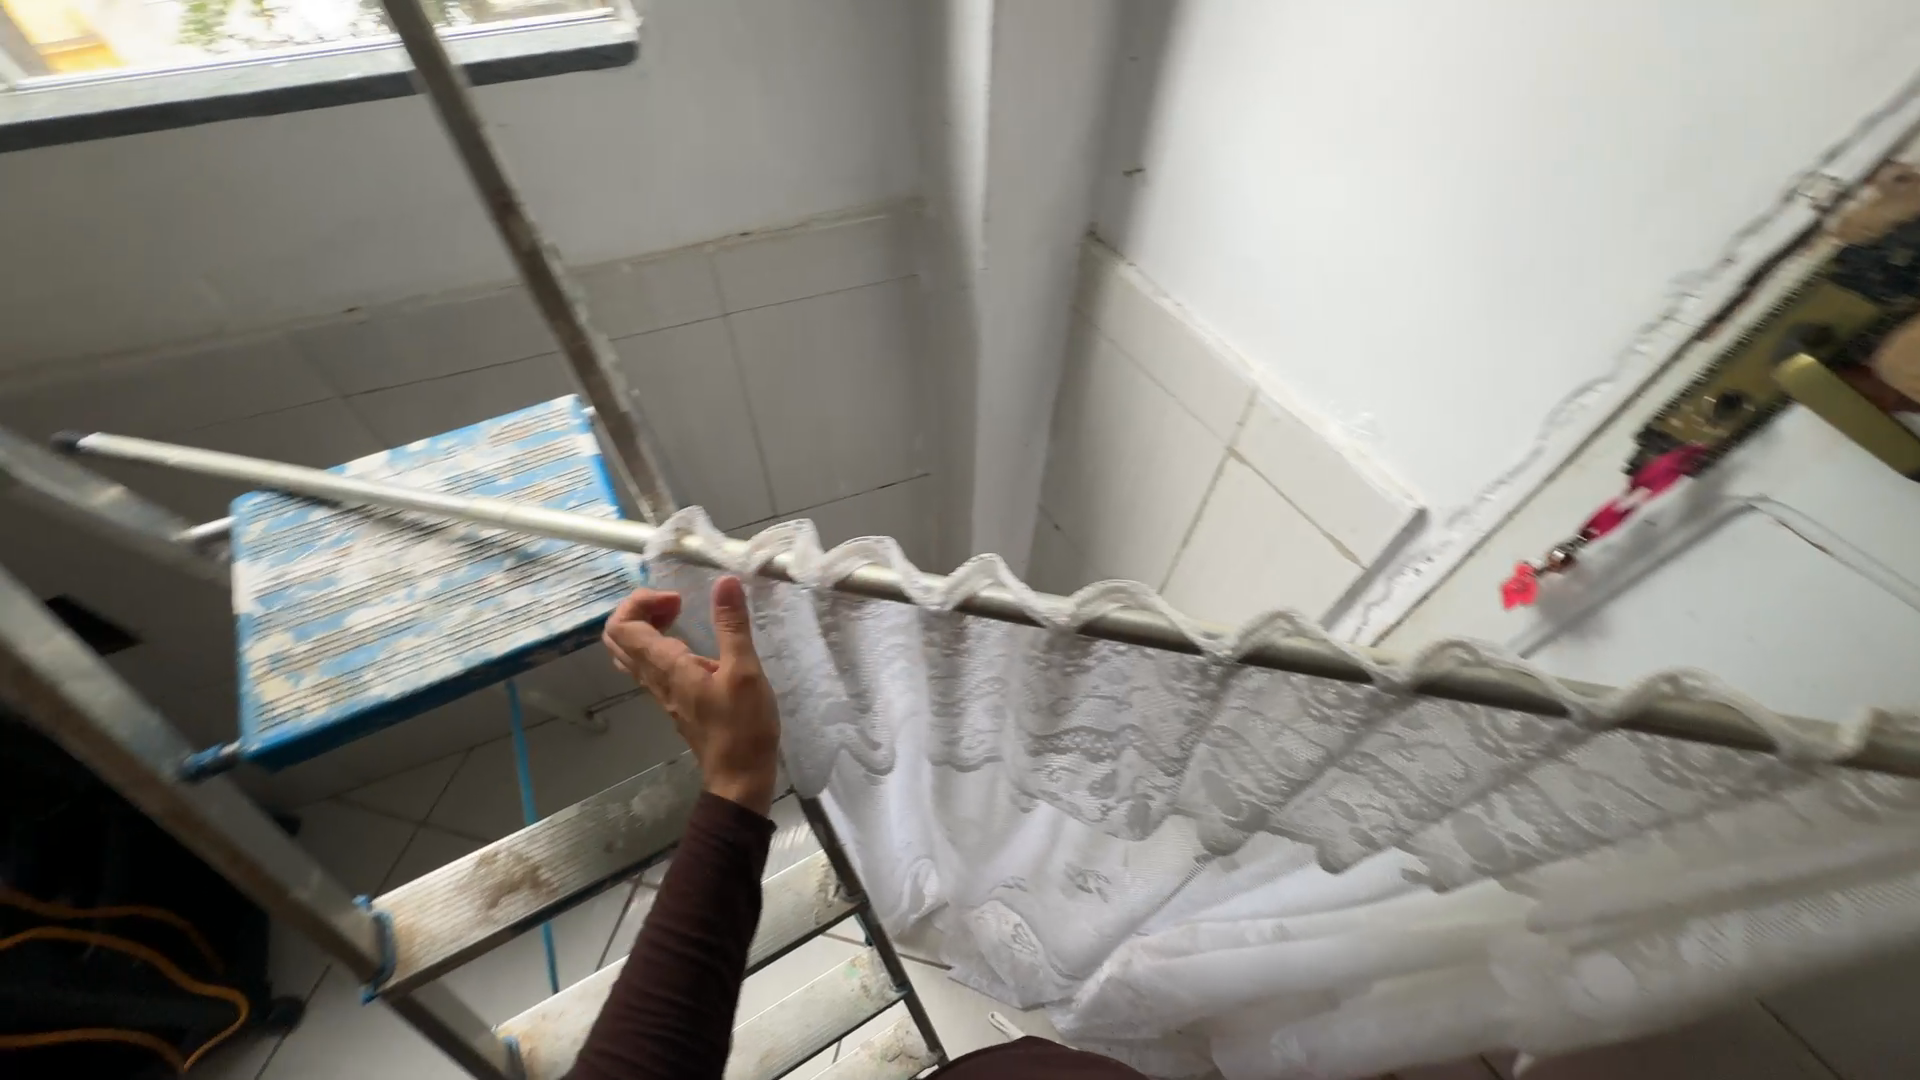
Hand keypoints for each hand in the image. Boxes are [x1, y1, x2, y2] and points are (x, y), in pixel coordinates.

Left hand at [601, 576, 779, 815]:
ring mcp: (662, 691)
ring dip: (647, 626)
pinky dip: (659, 643)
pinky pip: (648, 664)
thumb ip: (732, 625)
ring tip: (681, 615)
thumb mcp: (744, 670)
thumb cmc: (743, 725)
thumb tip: (724, 582)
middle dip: (639, 609)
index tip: (679, 599)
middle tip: (676, 602)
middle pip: (617, 637)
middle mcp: (655, 678)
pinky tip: (692, 643)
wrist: (739, 775)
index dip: (641, 602)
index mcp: (666, 667)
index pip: (622, 626)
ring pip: (630, 652)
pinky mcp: (674, 700)